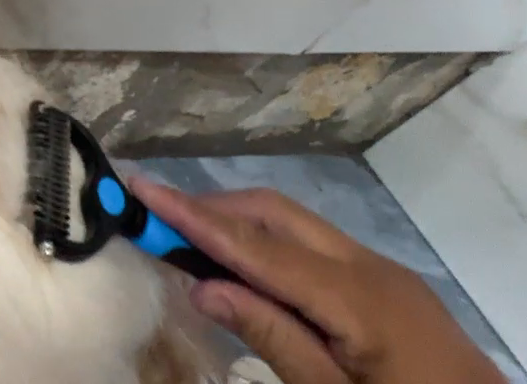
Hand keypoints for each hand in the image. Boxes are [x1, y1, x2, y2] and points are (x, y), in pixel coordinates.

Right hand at [133, 181, 506, 383]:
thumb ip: (273, 339)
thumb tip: (201, 284)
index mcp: (359, 300)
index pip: (254, 244)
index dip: (191, 215)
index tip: (139, 187)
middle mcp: (370, 267)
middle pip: (272, 212)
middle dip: (210, 208)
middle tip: (156, 220)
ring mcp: (383, 272)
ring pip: (291, 221)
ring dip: (236, 222)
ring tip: (189, 243)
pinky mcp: (388, 285)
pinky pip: (312, 243)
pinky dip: (266, 242)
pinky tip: (246, 270)